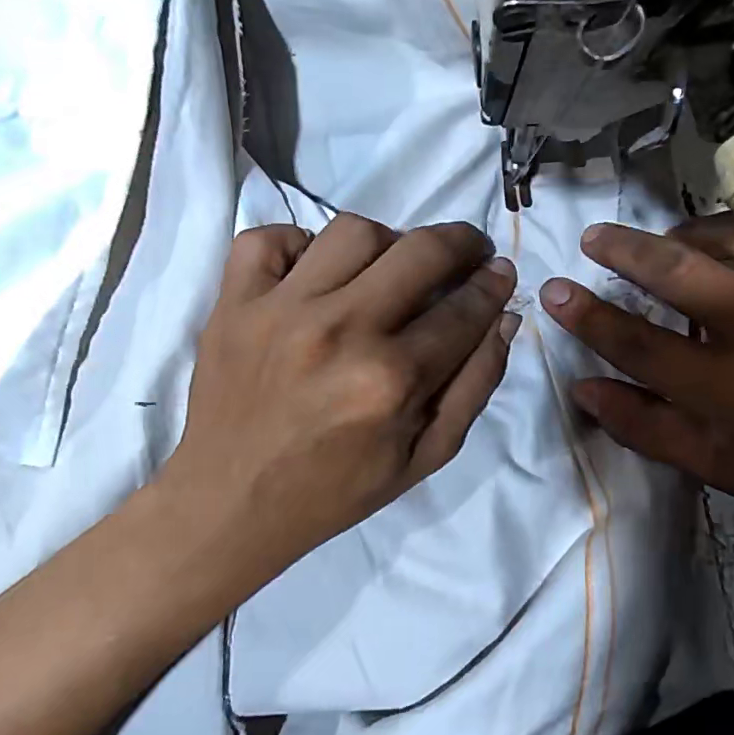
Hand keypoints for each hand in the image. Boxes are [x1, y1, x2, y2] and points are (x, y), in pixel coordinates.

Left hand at [162, 214, 520, 574]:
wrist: (231, 503)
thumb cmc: (334, 491)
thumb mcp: (423, 459)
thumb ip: (474, 388)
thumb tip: (503, 317)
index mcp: (392, 381)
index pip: (463, 309)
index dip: (492, 284)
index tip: (499, 272)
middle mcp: (339, 331)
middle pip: (420, 251)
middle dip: (460, 243)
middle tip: (467, 251)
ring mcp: (278, 310)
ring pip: (352, 231)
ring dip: (385, 243)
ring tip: (386, 268)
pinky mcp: (232, 303)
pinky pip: (268, 237)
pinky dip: (297, 244)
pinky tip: (312, 273)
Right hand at [539, 163, 733, 599]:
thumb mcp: (729, 475)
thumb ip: (650, 429)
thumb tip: (585, 389)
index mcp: (732, 388)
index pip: (636, 341)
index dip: (585, 314)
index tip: (552, 288)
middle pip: (679, 270)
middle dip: (626, 247)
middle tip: (598, 236)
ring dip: (703, 227)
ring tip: (682, 235)